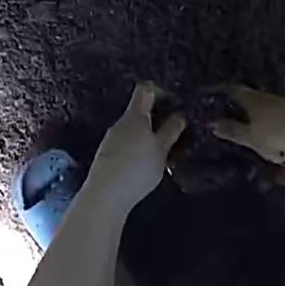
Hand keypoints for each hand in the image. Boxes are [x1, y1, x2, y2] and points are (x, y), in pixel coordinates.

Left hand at [82, 82, 186, 213]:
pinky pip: (127, 143)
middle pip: (140, 110)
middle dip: (158, 116)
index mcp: (134, 116)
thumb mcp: (161, 150)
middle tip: (176, 128)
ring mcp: (112, 139)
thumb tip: (179, 114)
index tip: (175, 101)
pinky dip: (140, 147)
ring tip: (165, 149)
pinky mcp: (107, 155)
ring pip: (134, 129)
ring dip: (149, 134)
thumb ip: (171, 130)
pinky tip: (148, 163)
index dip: (160, 90)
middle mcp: (121, 123)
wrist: (104, 196)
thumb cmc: (137, 168)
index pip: (145, 89)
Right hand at [209, 85, 284, 172]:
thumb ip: (233, 130)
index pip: (235, 90)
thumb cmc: (282, 136)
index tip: (209, 96)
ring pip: (271, 123)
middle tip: (229, 129)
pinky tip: (282, 172)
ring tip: (256, 157)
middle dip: (242, 116)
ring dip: (263, 138)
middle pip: (253, 105)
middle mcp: (273, 101)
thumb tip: (211, 122)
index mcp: (257, 100)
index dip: (222, 92)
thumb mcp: (252, 138)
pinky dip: (281, 150)